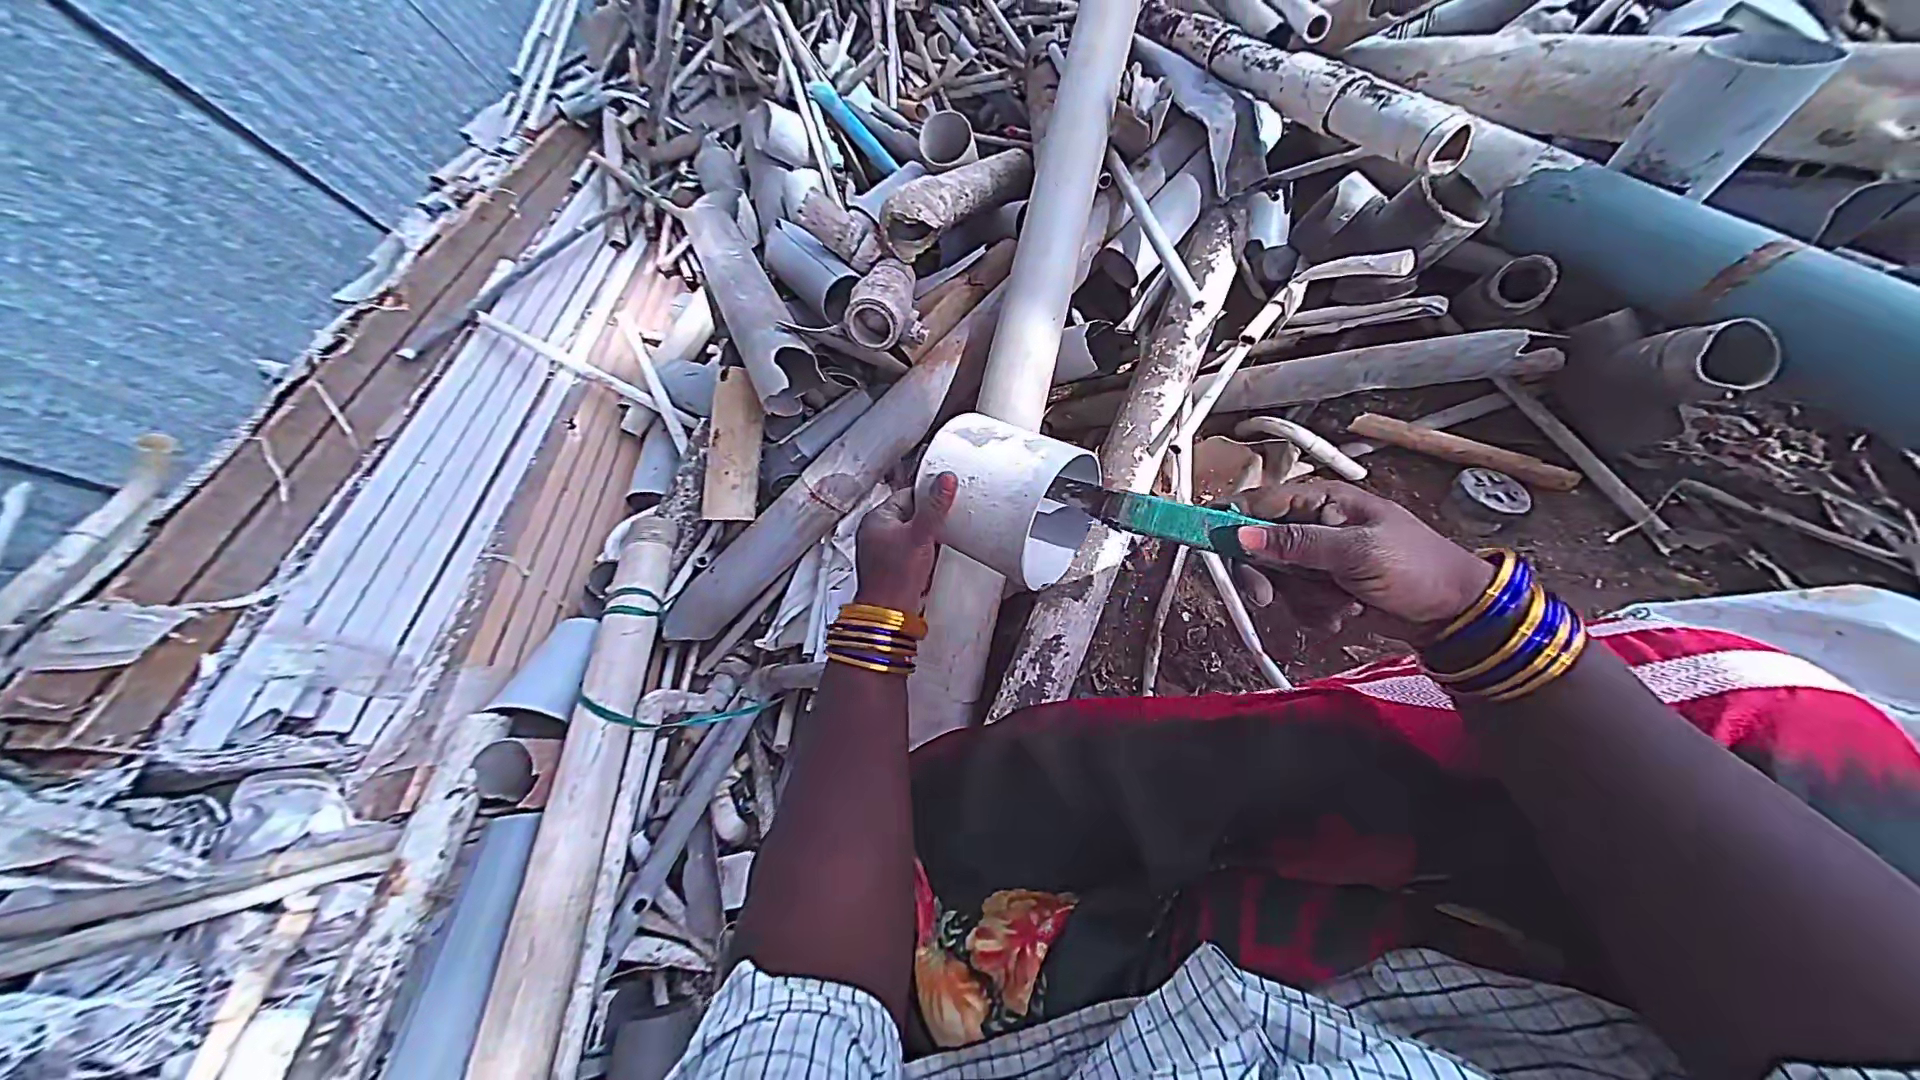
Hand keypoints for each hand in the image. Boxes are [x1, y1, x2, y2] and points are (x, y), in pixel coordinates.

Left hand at [853, 472, 956, 613]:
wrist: (890, 614)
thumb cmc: (894, 577)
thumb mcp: (921, 535)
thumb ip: (934, 507)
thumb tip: (945, 480)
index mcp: (876, 519)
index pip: (906, 495)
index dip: (927, 497)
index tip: (945, 498)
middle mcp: (877, 534)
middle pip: (911, 515)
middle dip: (930, 519)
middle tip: (946, 521)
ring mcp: (884, 552)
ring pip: (913, 534)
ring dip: (929, 537)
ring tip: (940, 541)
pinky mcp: (894, 568)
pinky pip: (914, 552)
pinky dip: (926, 553)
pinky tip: (935, 558)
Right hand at [1232, 479, 1494, 642]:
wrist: (1455, 614)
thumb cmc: (1417, 568)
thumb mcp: (1356, 552)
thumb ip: (1296, 544)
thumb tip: (1242, 536)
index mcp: (1322, 502)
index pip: (1257, 504)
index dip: (1228, 522)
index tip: (1206, 542)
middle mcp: (1312, 525)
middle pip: (1256, 545)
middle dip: (1265, 576)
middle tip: (1269, 597)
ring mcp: (1316, 557)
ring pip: (1274, 578)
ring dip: (1301, 599)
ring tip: (1340, 604)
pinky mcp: (1320, 585)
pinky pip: (1293, 600)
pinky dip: (1312, 612)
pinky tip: (1343, 613)